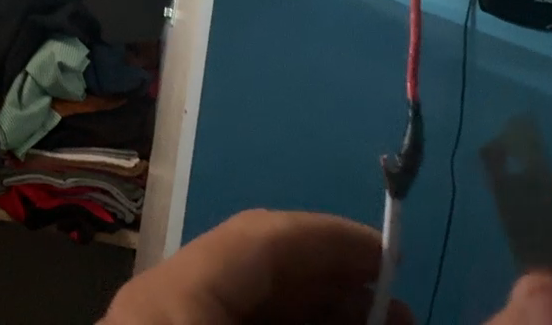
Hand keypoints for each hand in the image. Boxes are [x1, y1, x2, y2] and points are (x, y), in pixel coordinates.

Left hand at [101, 209, 414, 324]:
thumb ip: (331, 324)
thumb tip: (389, 314)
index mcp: (173, 293)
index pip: (260, 236)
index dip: (330, 238)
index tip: (390, 255)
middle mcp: (160, 299)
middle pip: (254, 267)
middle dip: (328, 281)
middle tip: (395, 306)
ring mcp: (156, 324)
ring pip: (246, 301)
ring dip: (311, 311)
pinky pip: (229, 323)